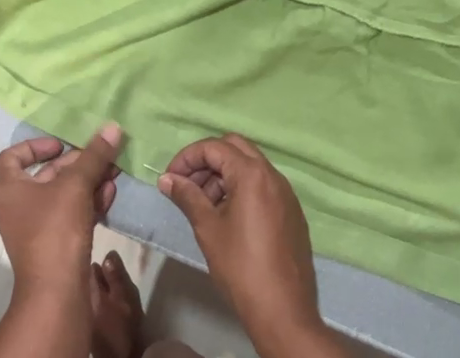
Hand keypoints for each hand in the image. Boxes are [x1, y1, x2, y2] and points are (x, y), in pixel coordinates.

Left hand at [0, 123, 122, 291]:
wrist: (57, 294)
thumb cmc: (55, 230)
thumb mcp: (75, 186)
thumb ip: (93, 156)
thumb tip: (112, 127)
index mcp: (10, 189)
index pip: (12, 156)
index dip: (35, 145)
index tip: (61, 144)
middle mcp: (20, 207)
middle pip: (46, 175)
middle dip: (77, 163)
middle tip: (102, 154)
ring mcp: (38, 229)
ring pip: (64, 196)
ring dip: (89, 182)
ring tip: (114, 171)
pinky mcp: (57, 246)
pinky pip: (73, 216)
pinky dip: (90, 203)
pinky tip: (112, 194)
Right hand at [159, 134, 339, 357]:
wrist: (283, 311)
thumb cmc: (241, 267)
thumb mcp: (208, 228)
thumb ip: (187, 196)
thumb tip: (167, 179)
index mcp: (252, 174)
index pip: (214, 147)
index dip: (187, 158)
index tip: (170, 178)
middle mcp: (273, 176)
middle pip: (234, 148)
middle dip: (206, 161)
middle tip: (187, 185)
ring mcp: (286, 194)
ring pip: (249, 167)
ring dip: (223, 176)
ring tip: (204, 205)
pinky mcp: (292, 213)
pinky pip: (263, 186)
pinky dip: (241, 189)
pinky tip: (227, 217)